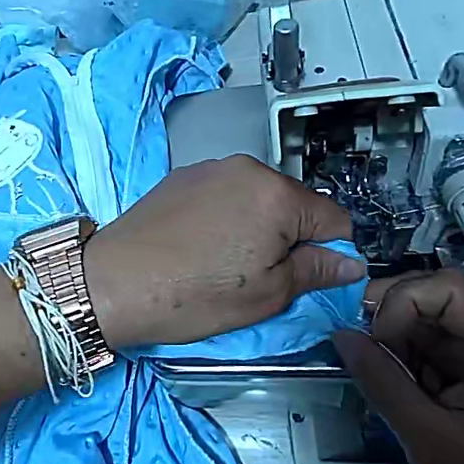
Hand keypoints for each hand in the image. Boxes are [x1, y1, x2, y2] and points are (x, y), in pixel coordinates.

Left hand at [84, 155, 365, 348]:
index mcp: (277, 195)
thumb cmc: (192, 295)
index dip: (334, 252)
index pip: (336, 218)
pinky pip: (228, 191)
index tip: (315, 276)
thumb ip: (317, 272)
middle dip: (293, 237)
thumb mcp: (266, 295)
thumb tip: (352, 263)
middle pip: (297, 204)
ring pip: (261, 197)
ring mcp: (213, 167)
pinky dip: (229, 214)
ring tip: (227, 262)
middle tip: (264, 275)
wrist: (112, 282)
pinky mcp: (185, 174)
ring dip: (260, 225)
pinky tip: (204, 245)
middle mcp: (248, 168)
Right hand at [332, 271, 463, 463]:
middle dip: (392, 316)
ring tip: (382, 376)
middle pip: (436, 294)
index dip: (405, 301)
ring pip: (427, 316)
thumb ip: (384, 384)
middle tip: (364, 351)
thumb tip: (341, 336)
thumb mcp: (431, 442)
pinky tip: (398, 385)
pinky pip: (430, 342)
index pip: (449, 289)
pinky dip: (403, 356)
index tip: (379, 342)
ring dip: (395, 338)